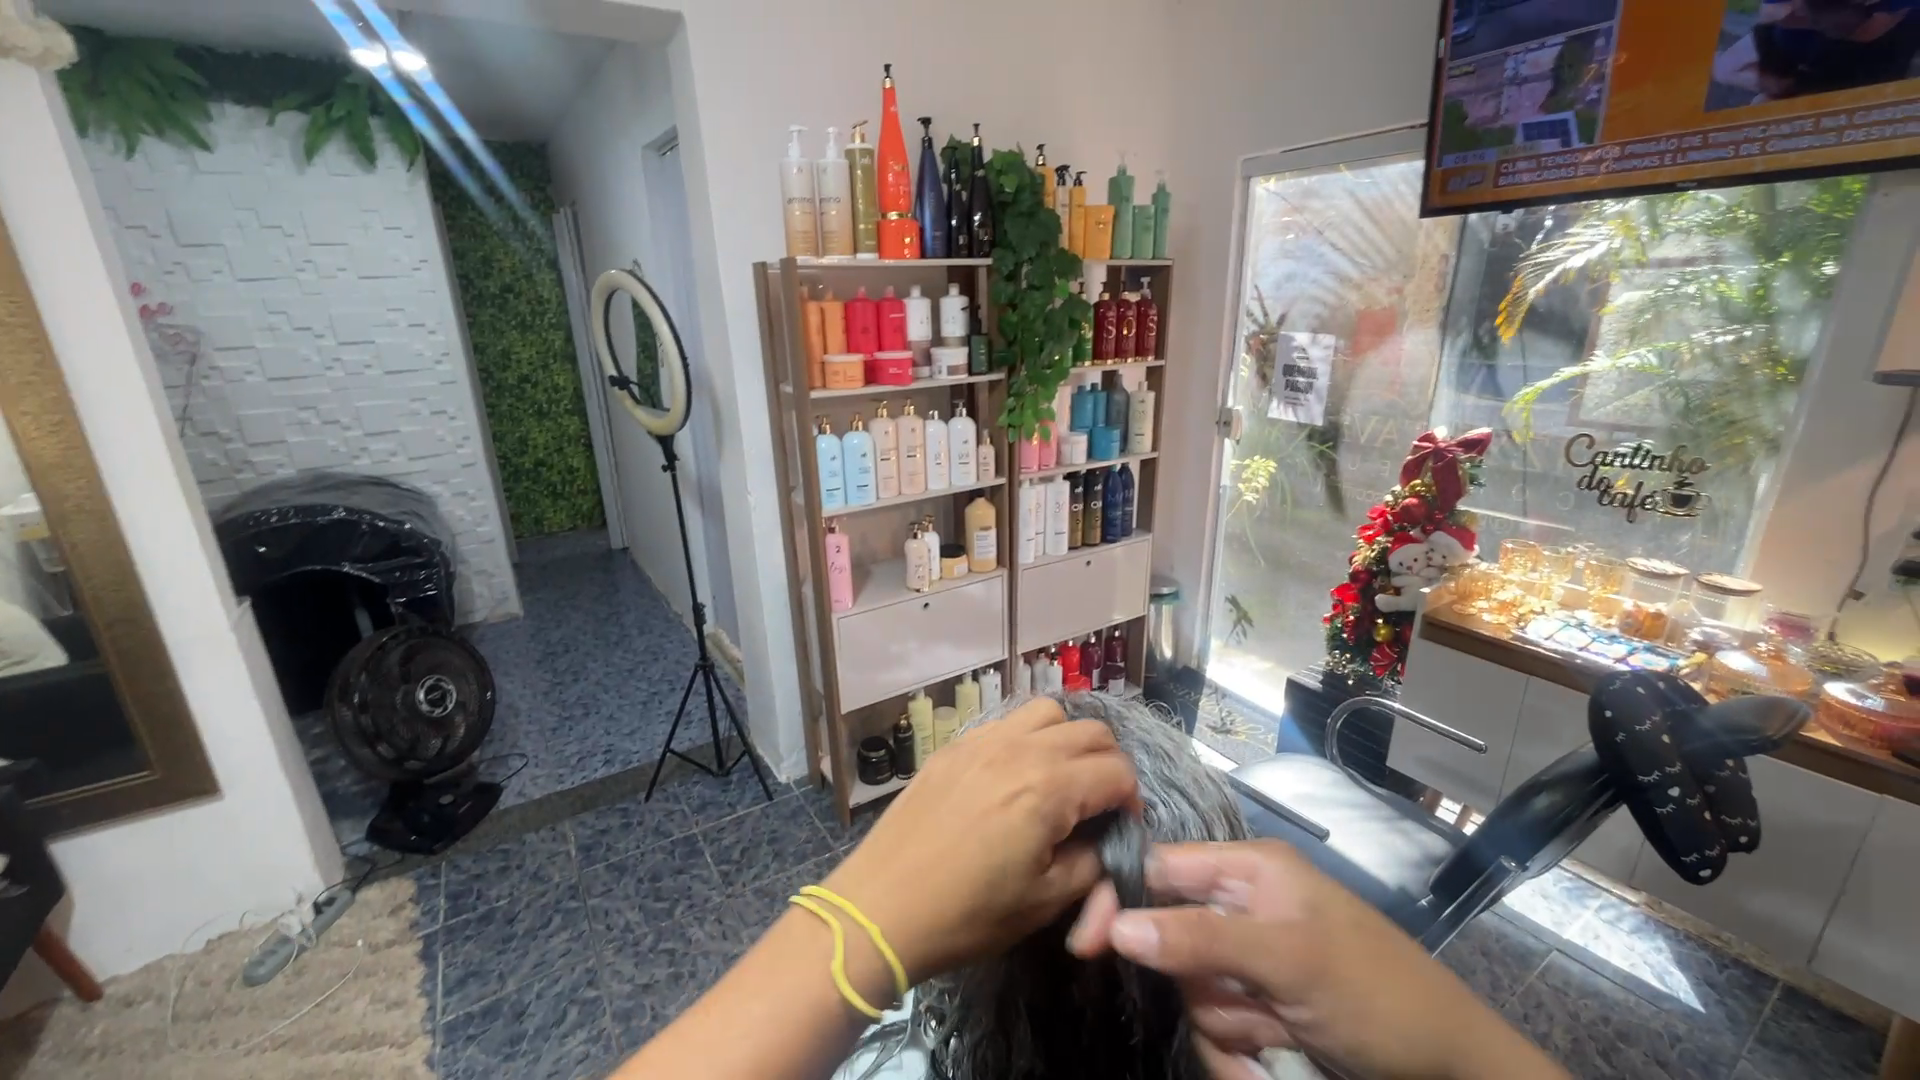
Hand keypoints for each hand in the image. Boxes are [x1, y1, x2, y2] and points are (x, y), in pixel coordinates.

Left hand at [823, 697, 1136, 985]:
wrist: (882, 907)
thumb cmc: (968, 913)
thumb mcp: (1045, 901)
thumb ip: (1091, 861)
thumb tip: (1105, 838)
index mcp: (1049, 787)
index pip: (1118, 771)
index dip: (1131, 800)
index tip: (1121, 827)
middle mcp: (1020, 749)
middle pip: (1091, 731)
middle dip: (1108, 763)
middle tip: (1098, 803)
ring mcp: (982, 740)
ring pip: (1047, 712)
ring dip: (1068, 739)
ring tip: (1060, 779)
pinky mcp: (954, 746)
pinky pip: (1006, 722)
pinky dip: (1027, 737)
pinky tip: (1015, 775)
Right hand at [1067, 840, 1567, 1079]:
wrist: (1455, 1073)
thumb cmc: (1376, 994)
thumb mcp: (1290, 961)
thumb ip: (1201, 938)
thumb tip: (1114, 925)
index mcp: (1249, 870)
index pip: (1160, 869)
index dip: (1119, 899)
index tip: (1086, 944)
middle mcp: (1243, 906)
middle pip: (1170, 942)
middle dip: (1202, 990)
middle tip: (1249, 1016)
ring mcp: (1252, 962)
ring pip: (1192, 995)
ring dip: (1226, 1032)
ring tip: (1276, 1047)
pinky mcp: (1261, 1008)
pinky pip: (1216, 1031)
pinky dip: (1236, 1058)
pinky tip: (1272, 1070)